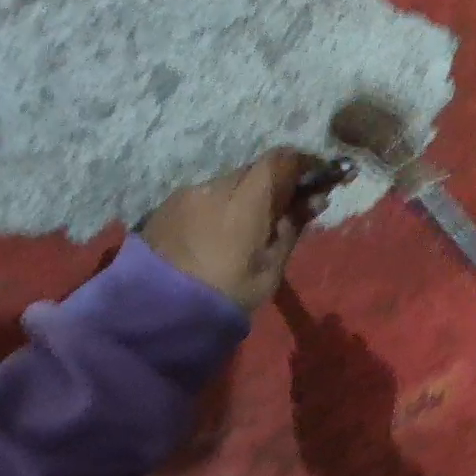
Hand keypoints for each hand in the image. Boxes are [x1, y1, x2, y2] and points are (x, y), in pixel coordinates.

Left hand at [139, 149, 333, 310]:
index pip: (280, 160)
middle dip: (276, 182)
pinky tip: (220, 234)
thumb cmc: (227, 295)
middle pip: (255, 170)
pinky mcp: (166, 206)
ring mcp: (187, 195)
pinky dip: (221, 206)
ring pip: (229, 183)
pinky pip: (205, 196)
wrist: (156, 314)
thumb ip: (293, 227)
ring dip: (246, 196)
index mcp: (245, 201)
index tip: (318, 177)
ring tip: (251, 228)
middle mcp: (215, 187)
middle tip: (289, 208)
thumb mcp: (271, 268)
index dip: (304, 163)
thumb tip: (315, 199)